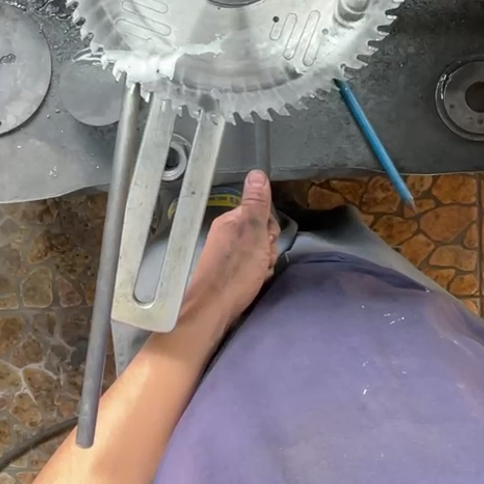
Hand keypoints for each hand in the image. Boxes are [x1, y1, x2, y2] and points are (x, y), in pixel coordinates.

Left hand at [175, 171, 279, 342]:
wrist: (213, 310)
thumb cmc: (234, 271)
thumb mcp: (252, 232)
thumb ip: (256, 204)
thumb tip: (257, 173)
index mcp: (230, 221)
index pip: (261, 214)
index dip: (270, 229)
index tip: (266, 242)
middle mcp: (226, 235)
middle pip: (261, 234)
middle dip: (267, 249)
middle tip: (261, 261)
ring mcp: (226, 255)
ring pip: (258, 253)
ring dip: (263, 264)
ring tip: (256, 275)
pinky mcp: (229, 274)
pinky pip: (251, 269)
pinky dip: (256, 276)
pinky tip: (253, 284)